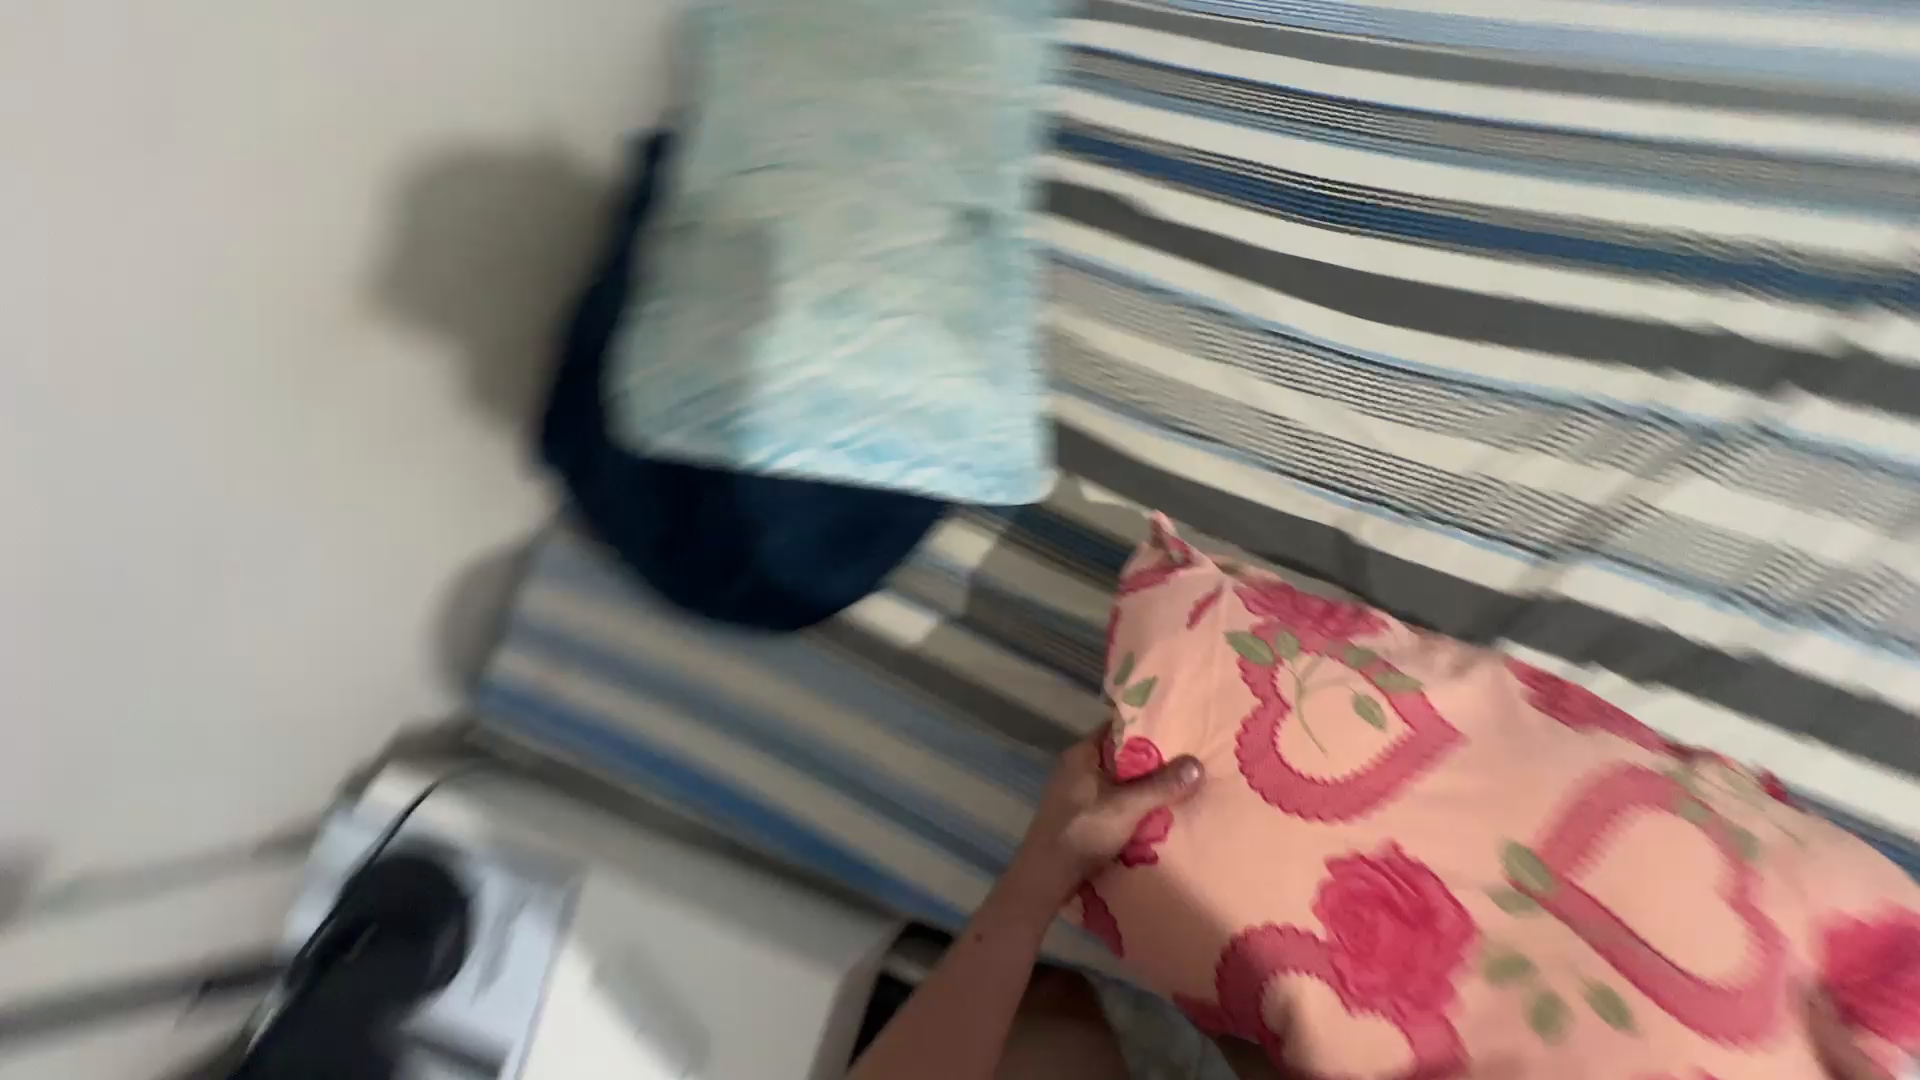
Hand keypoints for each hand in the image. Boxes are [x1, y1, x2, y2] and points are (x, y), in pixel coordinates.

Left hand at [1004, 726, 1204, 905]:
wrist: (1046, 876)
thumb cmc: (1083, 831)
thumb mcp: (1126, 807)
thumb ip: (1160, 786)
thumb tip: (1196, 763)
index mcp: (1082, 754)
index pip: (1117, 728)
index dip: (1145, 728)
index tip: (1177, 730)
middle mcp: (1076, 767)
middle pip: (1119, 756)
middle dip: (1150, 762)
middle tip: (1185, 762)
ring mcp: (1075, 792)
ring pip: (1116, 782)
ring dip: (1141, 787)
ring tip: (1177, 787)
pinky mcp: (1078, 815)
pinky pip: (1111, 802)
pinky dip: (1130, 806)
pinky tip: (1153, 815)